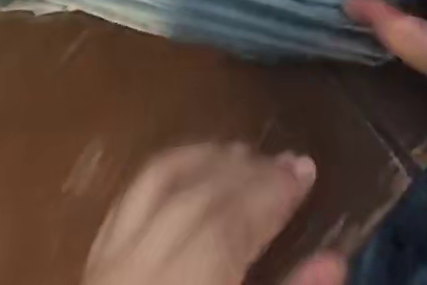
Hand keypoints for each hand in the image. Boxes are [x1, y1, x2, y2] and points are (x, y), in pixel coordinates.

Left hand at [84, 143, 345, 284]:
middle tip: (288, 162)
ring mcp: (105, 265)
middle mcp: (136, 271)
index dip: (271, 192)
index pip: (225, 227)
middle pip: (194, 199)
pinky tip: (194, 168)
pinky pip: (129, 197)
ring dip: (206, 159)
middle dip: (248, 174)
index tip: (306, 170)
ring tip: (245, 156)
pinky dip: (168, 171)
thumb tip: (334, 260)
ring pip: (156, 184)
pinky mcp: (91, 262)